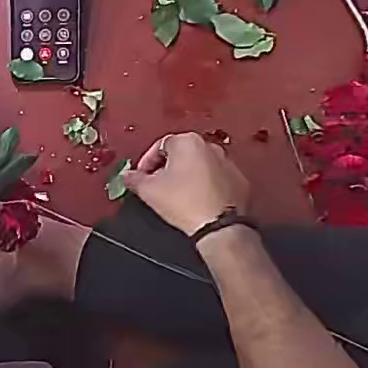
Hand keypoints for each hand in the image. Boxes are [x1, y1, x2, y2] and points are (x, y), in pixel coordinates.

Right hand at [123, 132, 250, 236]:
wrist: (219, 226)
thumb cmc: (184, 203)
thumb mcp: (149, 190)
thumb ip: (134, 179)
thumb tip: (127, 176)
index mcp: (187, 141)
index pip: (160, 145)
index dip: (146, 162)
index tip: (141, 176)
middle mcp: (209, 146)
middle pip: (181, 154)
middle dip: (166, 168)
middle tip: (156, 186)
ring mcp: (227, 163)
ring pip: (199, 165)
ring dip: (187, 176)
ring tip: (177, 196)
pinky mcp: (239, 180)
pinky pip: (216, 179)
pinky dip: (205, 186)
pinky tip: (197, 202)